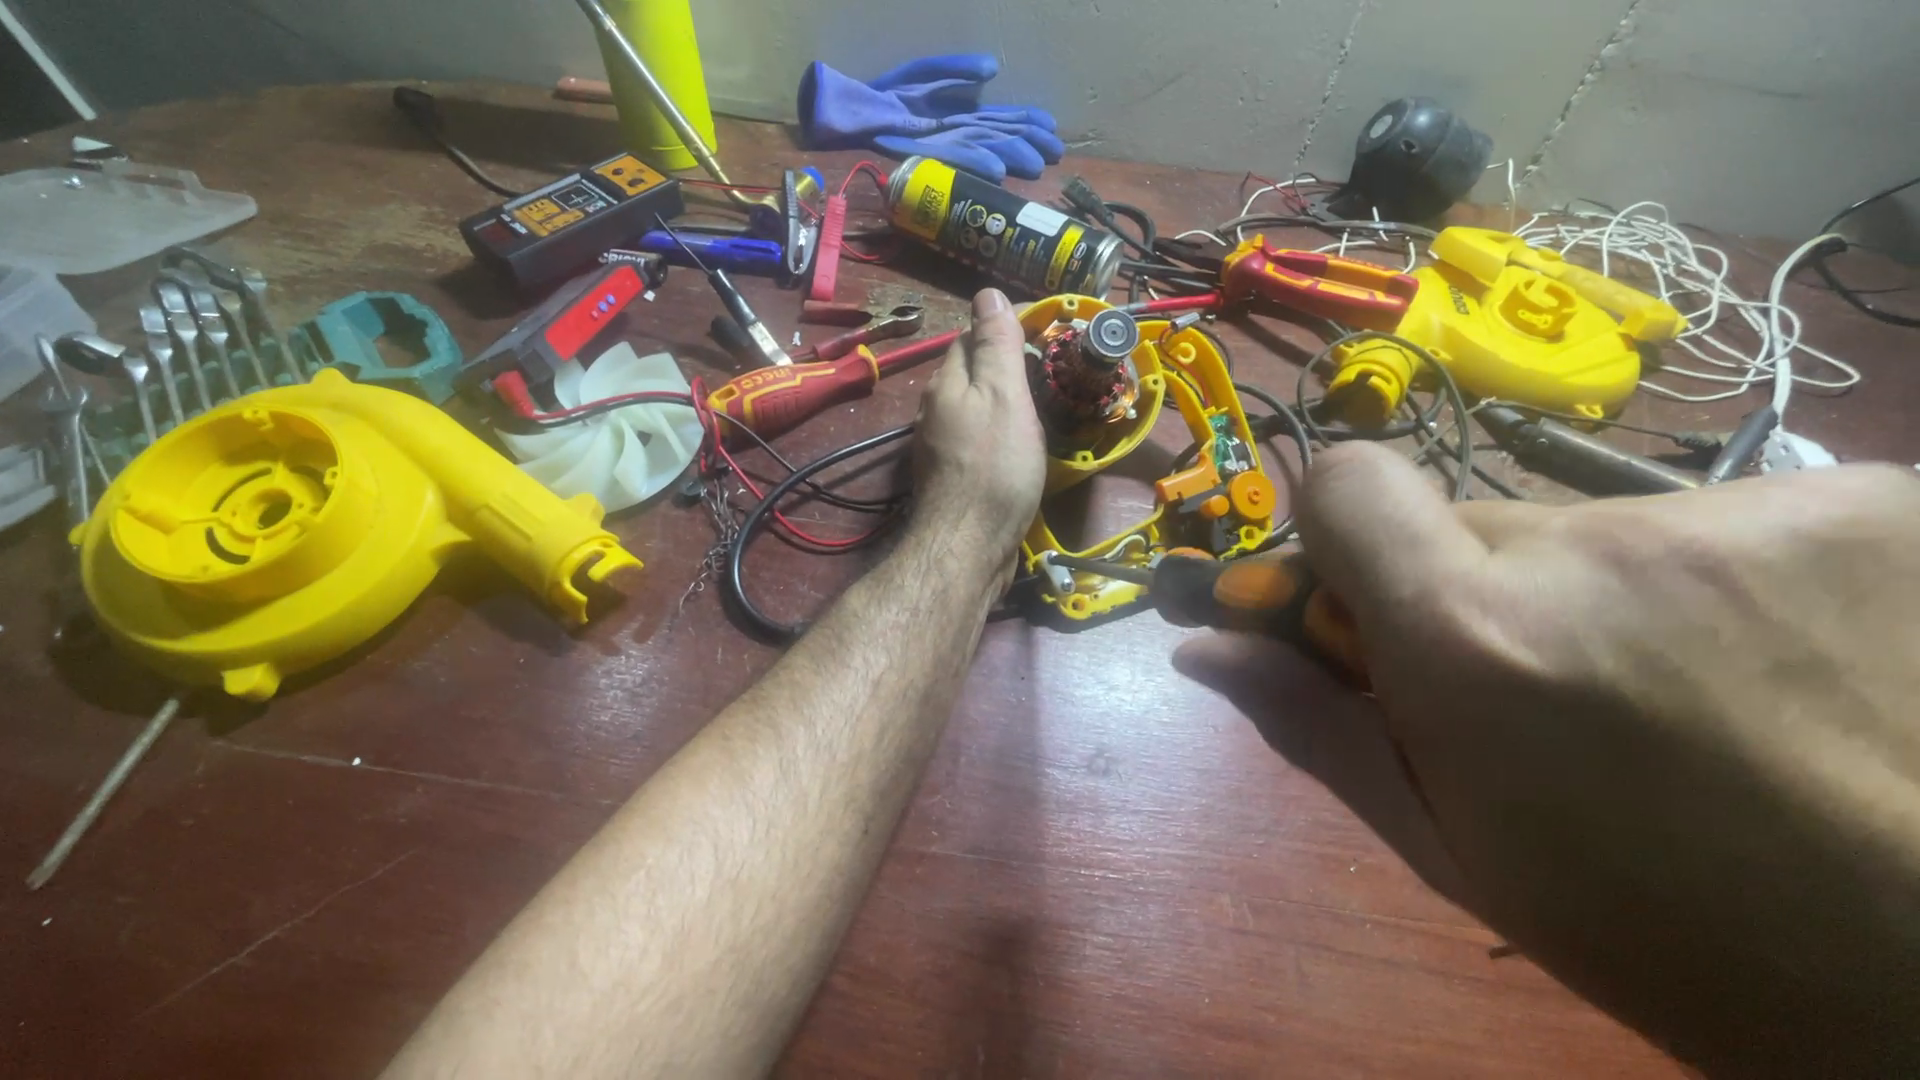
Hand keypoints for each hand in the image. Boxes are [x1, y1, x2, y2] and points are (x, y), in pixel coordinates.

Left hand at [911, 288, 1045, 565]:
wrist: (969, 546)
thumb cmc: (993, 466)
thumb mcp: (1003, 394)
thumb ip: (996, 344)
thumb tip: (988, 291)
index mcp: (947, 382)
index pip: (972, 335)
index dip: (1009, 324)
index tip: (1050, 327)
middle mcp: (935, 409)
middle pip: (972, 371)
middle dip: (1008, 362)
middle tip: (1054, 367)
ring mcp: (940, 446)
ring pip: (975, 407)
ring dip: (1005, 399)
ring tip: (1045, 401)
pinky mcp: (952, 477)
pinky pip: (978, 439)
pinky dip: (1001, 431)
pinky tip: (1022, 444)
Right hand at [1176, 442, 1919, 1073]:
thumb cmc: (1665, 934)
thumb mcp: (1452, 847)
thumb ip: (1317, 724)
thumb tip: (1201, 648)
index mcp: (1474, 639)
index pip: (1344, 482)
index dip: (1338, 535)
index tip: (1369, 606)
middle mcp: (1595, 547)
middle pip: (1466, 520)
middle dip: (1467, 587)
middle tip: (1537, 692)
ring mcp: (1744, 512)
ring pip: (1587, 525)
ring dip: (1590, 592)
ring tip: (1673, 697)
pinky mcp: (1868, 497)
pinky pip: (1709, 519)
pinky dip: (1707, 581)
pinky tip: (1774, 669)